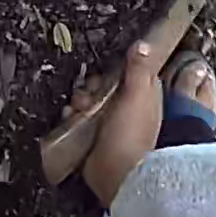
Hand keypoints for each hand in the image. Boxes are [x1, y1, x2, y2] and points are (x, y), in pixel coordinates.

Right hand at [81, 41, 166, 205]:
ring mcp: (110, 124)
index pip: (126, 73)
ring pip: (89, 101)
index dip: (112, 70)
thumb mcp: (138, 93)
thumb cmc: (131, 132)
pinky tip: (72, 119)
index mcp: (143, 96)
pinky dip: (73, 118)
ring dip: (79, 102)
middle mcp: (127, 109)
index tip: (103, 73)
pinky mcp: (94, 137)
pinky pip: (79, 120)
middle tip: (89, 95)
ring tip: (79, 110)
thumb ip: (139, 68)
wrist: (118, 173)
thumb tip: (142, 43)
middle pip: (103, 86)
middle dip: (91, 87)